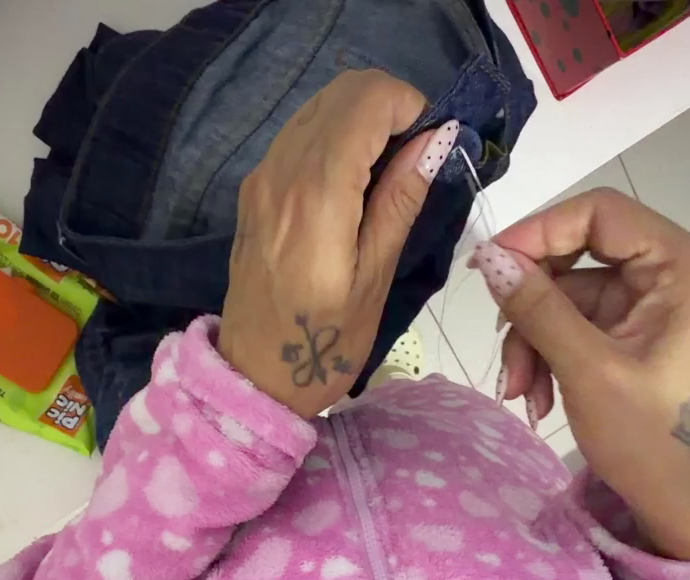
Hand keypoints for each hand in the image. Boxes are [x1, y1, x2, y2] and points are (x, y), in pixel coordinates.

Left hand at [220, 70, 458, 417]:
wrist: (254, 378)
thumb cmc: (325, 345)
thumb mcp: (374, 281)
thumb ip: (400, 202)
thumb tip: (436, 140)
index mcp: (316, 195)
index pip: (368, 100)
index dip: (411, 107)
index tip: (432, 145)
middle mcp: (280, 171)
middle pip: (342, 92)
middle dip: (389, 108)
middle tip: (415, 157)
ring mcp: (260, 178)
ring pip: (318, 108)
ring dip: (361, 120)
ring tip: (386, 174)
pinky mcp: (253, 191)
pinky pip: (298, 136)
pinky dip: (333, 138)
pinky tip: (352, 184)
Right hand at [471, 189, 689, 559]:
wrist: (674, 500)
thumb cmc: (646, 438)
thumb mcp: (586, 370)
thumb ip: (538, 308)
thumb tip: (489, 257)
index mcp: (686, 265)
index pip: (601, 213)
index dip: (538, 232)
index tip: (486, 267)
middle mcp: (675, 269)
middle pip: (578, 257)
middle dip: (532, 308)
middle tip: (502, 349)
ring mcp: (652, 300)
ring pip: (567, 296)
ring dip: (533, 342)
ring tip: (522, 394)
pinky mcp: (633, 328)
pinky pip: (574, 323)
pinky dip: (548, 356)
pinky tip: (539, 398)